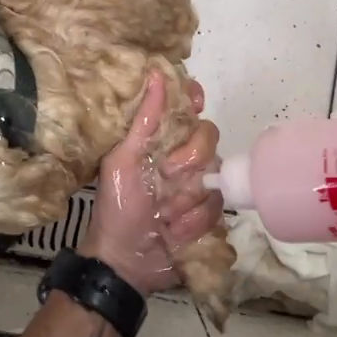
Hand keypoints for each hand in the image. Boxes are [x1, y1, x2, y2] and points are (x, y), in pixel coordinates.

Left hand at [79, 72, 223, 295]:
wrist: (126, 262)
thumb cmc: (118, 207)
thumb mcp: (122, 160)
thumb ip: (143, 120)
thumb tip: (156, 74)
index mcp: (158, 138)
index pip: (186, 105)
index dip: (194, 99)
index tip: (195, 103)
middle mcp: (182, 155)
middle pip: (208, 136)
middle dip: (188, 159)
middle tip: (166, 175)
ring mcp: (198, 183)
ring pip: (215, 172)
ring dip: (187, 197)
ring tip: (164, 214)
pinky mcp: (209, 211)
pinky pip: (218, 205)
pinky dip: (194, 220)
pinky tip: (176, 231)